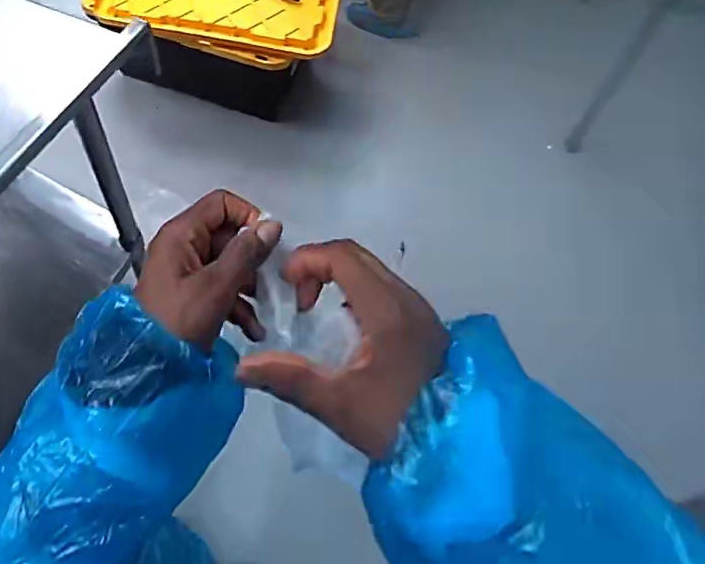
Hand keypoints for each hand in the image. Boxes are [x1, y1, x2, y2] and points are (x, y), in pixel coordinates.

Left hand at [134, 190, 281, 349]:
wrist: (145, 373)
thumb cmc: (176, 323)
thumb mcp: (216, 286)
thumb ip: (246, 253)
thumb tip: (272, 225)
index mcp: (182, 234)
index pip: (221, 203)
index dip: (247, 216)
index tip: (267, 243)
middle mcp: (182, 246)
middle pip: (228, 234)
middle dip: (253, 259)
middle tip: (273, 281)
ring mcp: (185, 271)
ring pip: (227, 263)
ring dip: (249, 285)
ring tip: (265, 310)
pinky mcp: (189, 295)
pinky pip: (220, 286)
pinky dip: (237, 303)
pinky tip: (252, 327)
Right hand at [236, 240, 447, 460]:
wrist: (462, 449)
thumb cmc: (398, 422)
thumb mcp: (338, 404)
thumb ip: (289, 379)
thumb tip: (242, 368)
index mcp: (385, 306)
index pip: (341, 255)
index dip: (306, 260)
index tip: (284, 288)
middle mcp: (405, 296)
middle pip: (356, 255)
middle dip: (318, 266)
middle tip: (296, 299)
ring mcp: (419, 308)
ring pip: (371, 269)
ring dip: (338, 277)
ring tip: (315, 311)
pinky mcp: (424, 323)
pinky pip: (384, 288)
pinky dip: (356, 291)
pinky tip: (346, 328)